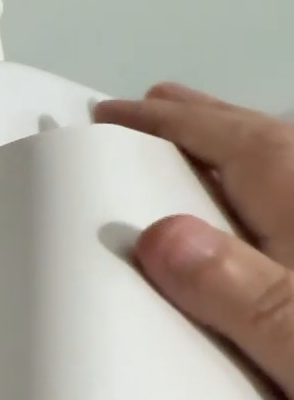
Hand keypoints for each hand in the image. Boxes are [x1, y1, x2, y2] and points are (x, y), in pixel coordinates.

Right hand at [95, 83, 293, 395]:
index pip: (250, 153)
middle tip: (161, 103)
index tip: (123, 112)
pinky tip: (275, 210)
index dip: (180, 126)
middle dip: (217, 121)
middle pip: (286, 151)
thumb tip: (167, 237)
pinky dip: (286, 194)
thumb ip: (247, 296)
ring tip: (212, 135)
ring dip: (253, 148)